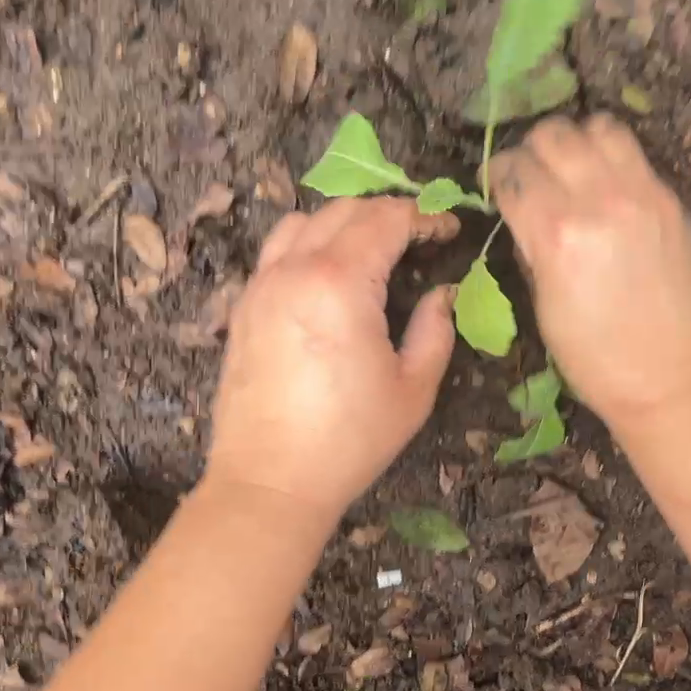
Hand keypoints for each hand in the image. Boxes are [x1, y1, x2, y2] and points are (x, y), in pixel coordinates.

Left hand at [205, 197, 459, 522]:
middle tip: (416, 238)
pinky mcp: (242, 309)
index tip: (448, 230)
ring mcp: (260, 286)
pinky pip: (275, 254)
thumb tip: (441, 295)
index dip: (424, 217)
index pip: (387, 220)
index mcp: (341, 283)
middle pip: (343, 210)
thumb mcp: (413, 390)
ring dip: (341, 223)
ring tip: (367, 250)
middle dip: (386, 213)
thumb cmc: (349, 440)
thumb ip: (434, 331)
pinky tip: (324, 279)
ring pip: (301, 223)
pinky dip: (305, 246)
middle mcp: (294, 269)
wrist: (270, 479)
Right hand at [492, 115, 690, 429]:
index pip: (514, 173)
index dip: (495, 175)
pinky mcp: (668, 200)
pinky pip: (631, 151)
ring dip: (572, 142)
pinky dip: (607, 155)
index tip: (493, 185)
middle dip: (529, 152)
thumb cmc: (595, 361)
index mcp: (558, 236)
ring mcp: (641, 194)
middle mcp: (599, 201)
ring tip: (567, 170)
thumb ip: (531, 251)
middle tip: (527, 177)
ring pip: (595, 127)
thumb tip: (525, 219)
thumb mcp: (544, 309)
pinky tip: (602, 185)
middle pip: (551, 136)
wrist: (669, 379)